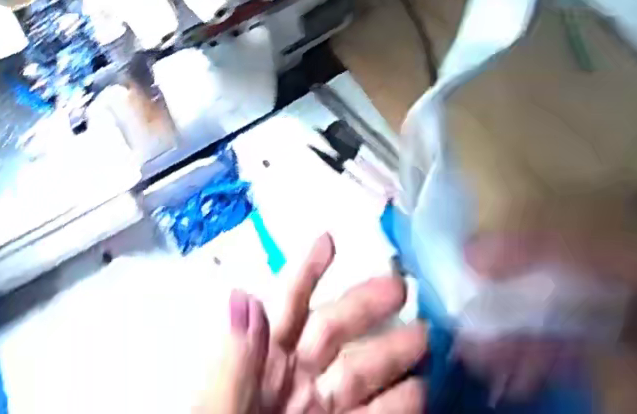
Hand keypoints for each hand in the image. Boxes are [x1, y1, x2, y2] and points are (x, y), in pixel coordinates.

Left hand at [196, 234, 427, 413]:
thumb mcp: (211, 410)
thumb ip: (231, 362)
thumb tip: (244, 296)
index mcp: (252, 361)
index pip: (281, 307)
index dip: (305, 271)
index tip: (330, 239)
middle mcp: (287, 383)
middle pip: (330, 335)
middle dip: (362, 307)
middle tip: (401, 285)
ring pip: (357, 379)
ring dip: (390, 358)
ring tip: (425, 337)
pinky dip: (396, 409)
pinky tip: (421, 394)